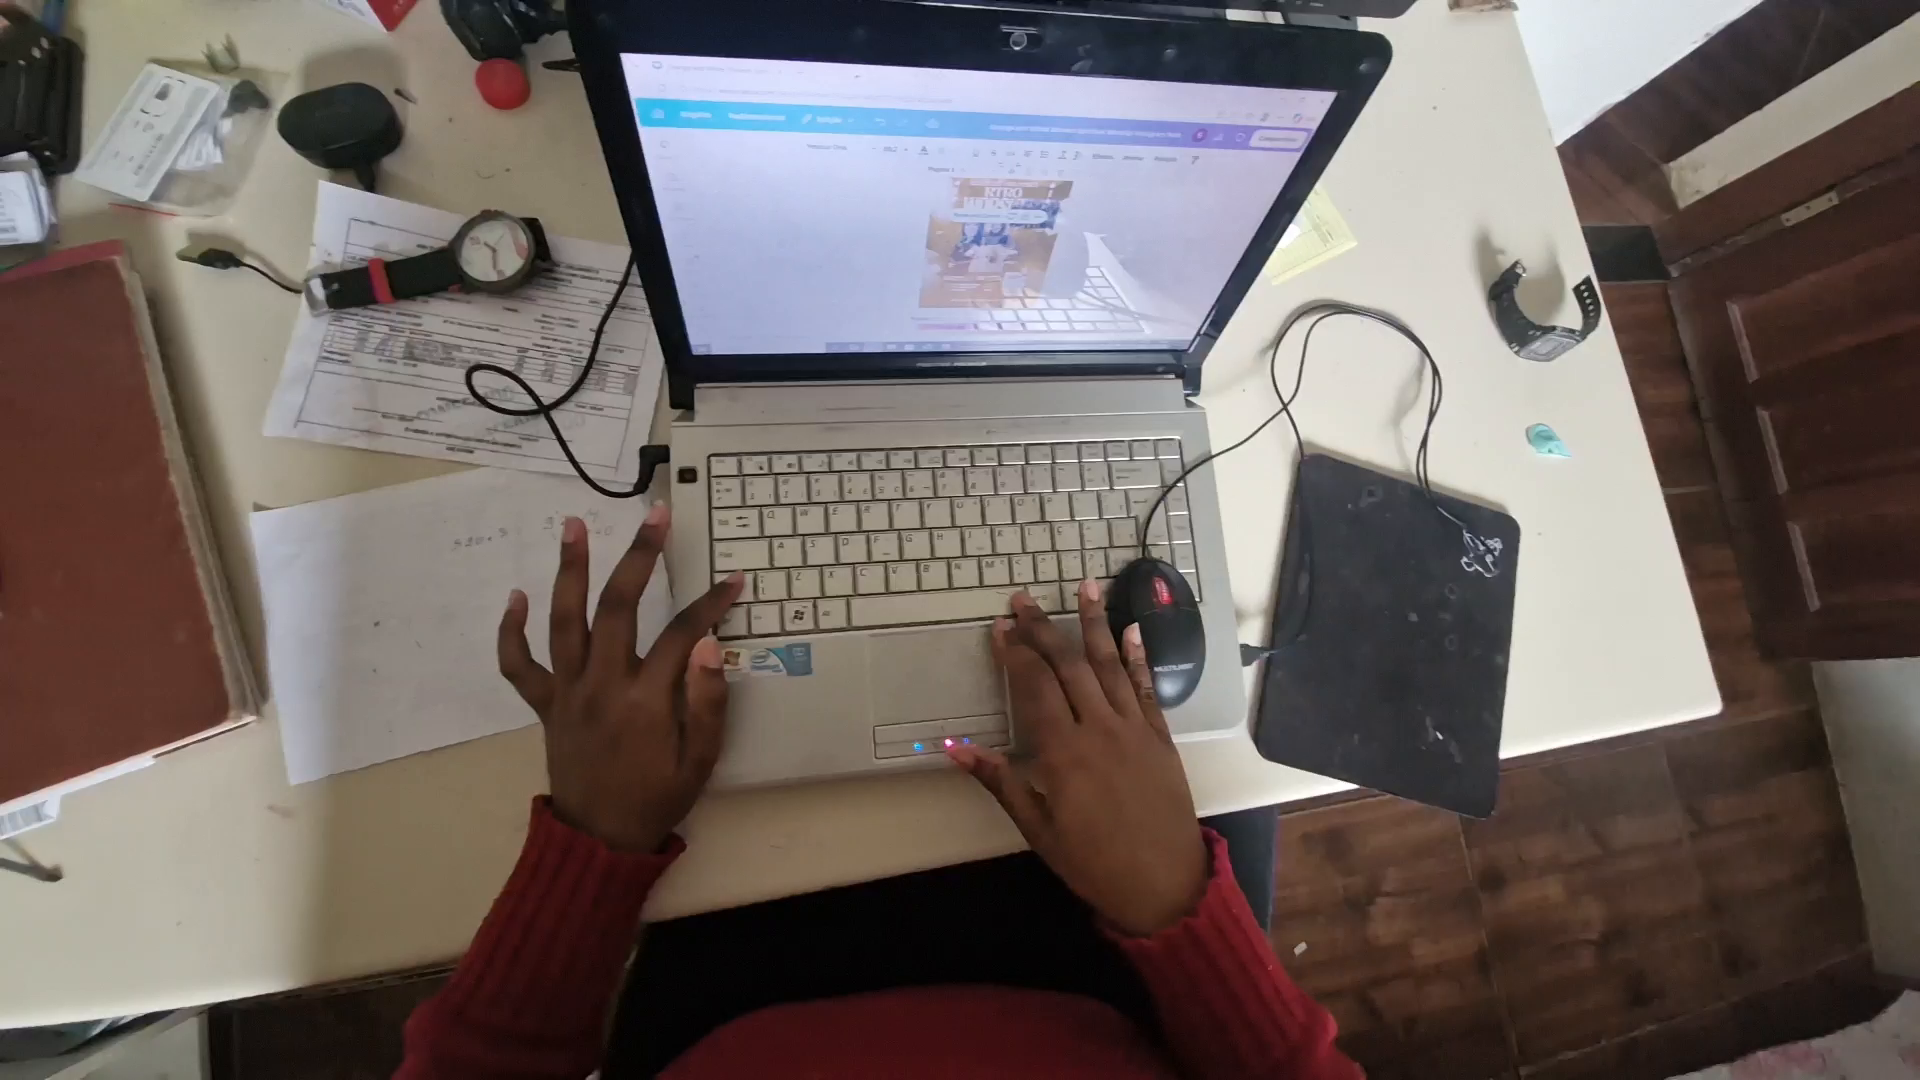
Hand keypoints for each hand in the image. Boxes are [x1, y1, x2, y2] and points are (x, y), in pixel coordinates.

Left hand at [497, 505, 744, 852]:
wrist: (600, 841)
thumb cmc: (659, 797)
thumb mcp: (702, 760)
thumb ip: (709, 701)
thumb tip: (709, 644)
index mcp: (645, 699)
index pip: (682, 633)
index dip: (710, 603)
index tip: (734, 580)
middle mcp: (600, 685)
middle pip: (617, 607)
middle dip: (640, 556)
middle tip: (656, 515)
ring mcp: (567, 692)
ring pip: (563, 621)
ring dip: (569, 570)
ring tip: (574, 524)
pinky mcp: (545, 705)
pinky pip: (519, 665)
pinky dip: (512, 631)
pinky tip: (515, 596)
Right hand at [950, 581, 1207, 935]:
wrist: (1167, 887)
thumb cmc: (1093, 863)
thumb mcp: (1038, 830)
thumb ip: (1000, 783)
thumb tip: (954, 749)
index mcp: (1063, 753)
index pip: (1034, 688)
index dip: (1015, 653)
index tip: (999, 627)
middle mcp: (1098, 729)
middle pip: (1067, 666)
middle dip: (1042, 628)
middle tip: (1022, 598)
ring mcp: (1134, 728)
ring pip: (1109, 665)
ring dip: (1094, 623)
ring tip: (1084, 586)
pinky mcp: (1160, 735)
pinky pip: (1146, 687)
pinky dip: (1137, 656)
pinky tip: (1130, 629)